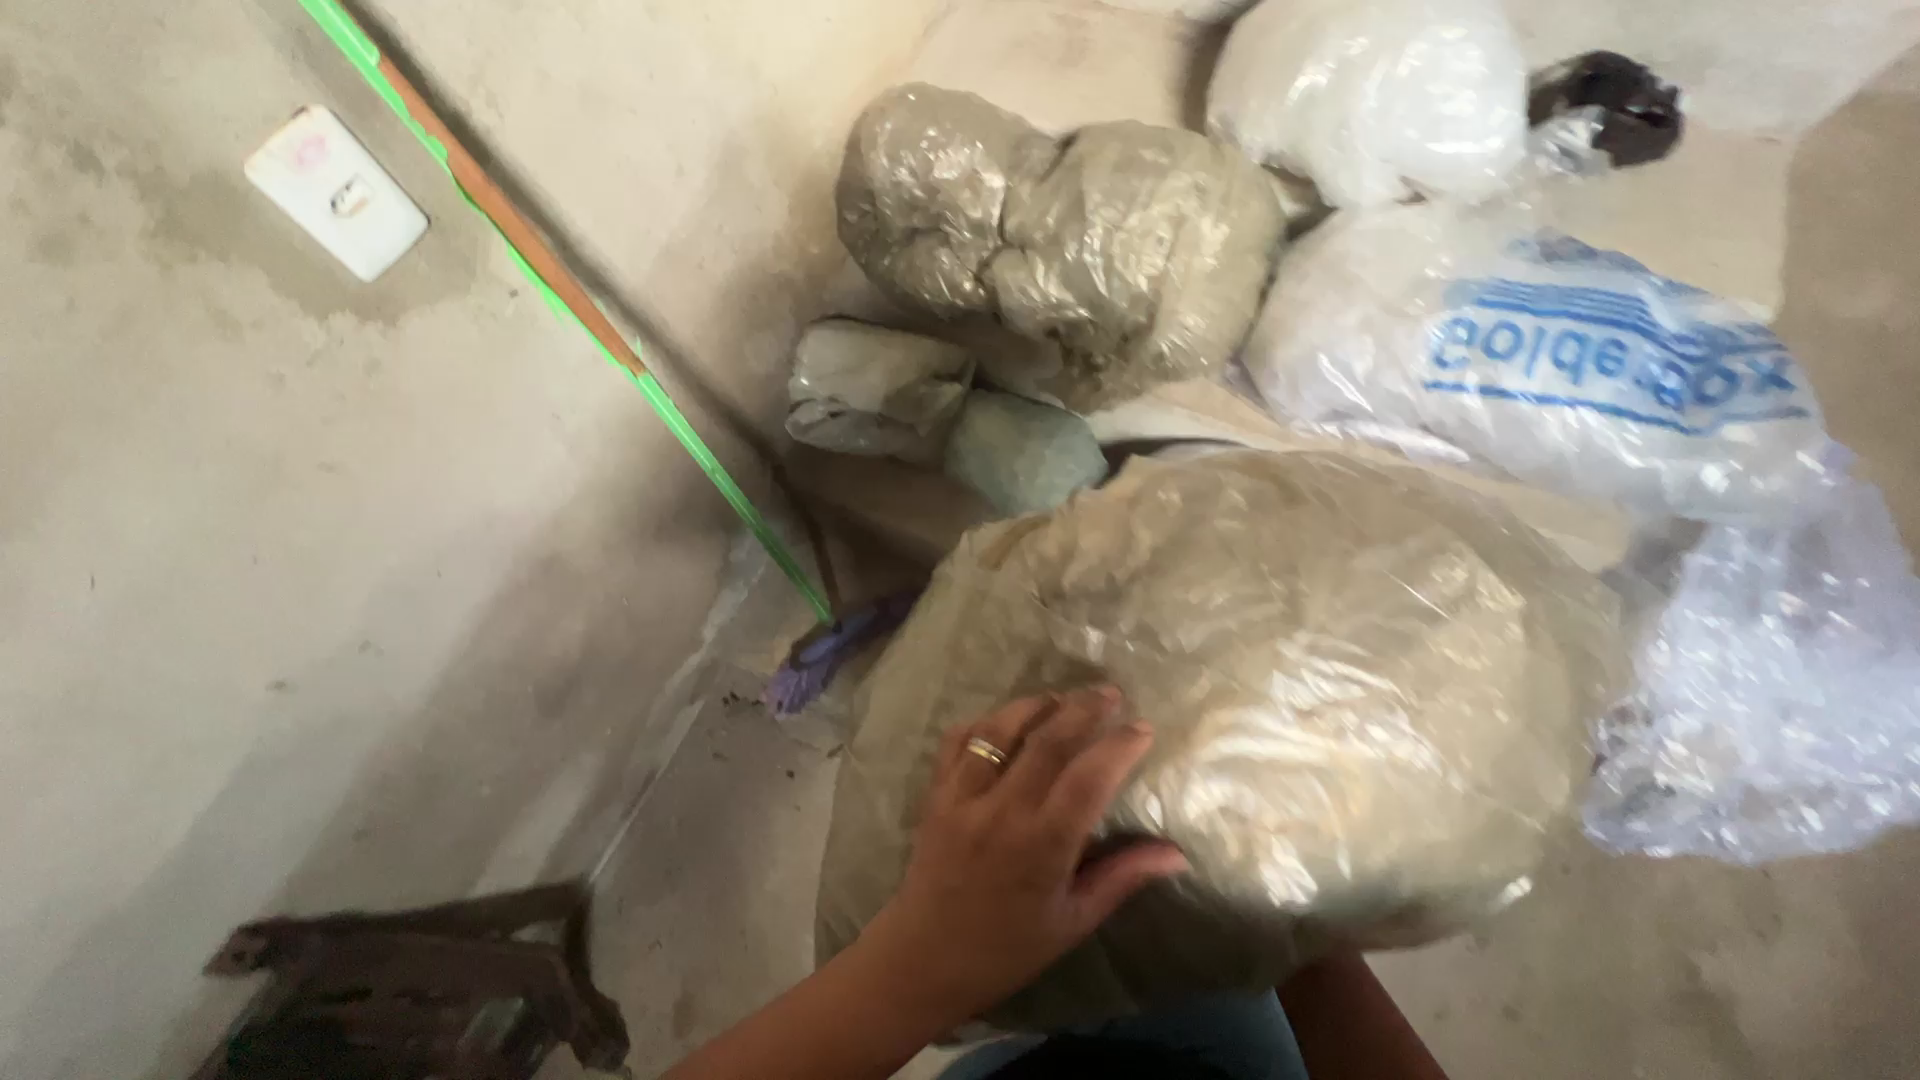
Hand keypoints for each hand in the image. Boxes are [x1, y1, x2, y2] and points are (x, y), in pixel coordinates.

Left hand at [854, 686, 1189, 1023]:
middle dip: (1084, 708)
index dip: (1119, 746)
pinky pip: (957, 742)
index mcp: (1042, 845)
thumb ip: (1123, 877)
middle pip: (1048, 740)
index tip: (1143, 728)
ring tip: (1060, 698)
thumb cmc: (1008, 947)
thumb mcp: (1073, 920)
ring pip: (1000, 730)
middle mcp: (1003, 811)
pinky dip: (983, 723)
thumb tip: (1177, 852)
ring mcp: (962, 797)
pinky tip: (1004, 721)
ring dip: (1034, 705)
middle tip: (1110, 693)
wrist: (924, 958)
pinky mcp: (935, 794)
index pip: (1089, 778)